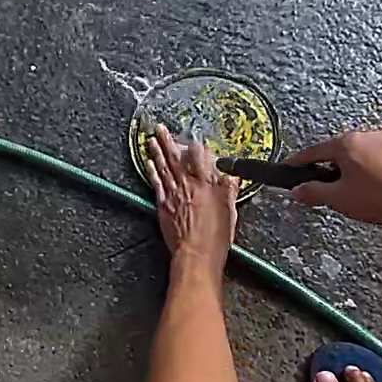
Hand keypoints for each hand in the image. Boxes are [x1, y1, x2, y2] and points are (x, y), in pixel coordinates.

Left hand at [146, 124, 238, 270]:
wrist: (196, 254)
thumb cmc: (215, 237)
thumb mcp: (230, 212)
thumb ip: (229, 191)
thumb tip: (232, 176)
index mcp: (207, 186)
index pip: (200, 158)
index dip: (195, 146)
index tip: (192, 136)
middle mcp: (188, 186)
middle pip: (176, 158)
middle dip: (167, 141)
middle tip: (160, 128)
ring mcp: (173, 195)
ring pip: (163, 168)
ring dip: (156, 151)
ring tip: (150, 139)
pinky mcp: (163, 206)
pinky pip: (156, 183)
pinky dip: (152, 171)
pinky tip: (148, 162)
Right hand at [285, 130, 381, 231]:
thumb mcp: (340, 199)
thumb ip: (314, 193)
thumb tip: (297, 191)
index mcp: (347, 143)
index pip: (314, 151)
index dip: (298, 162)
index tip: (289, 167)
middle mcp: (368, 137)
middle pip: (338, 153)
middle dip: (328, 171)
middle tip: (321, 191)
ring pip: (360, 158)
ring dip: (351, 175)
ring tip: (353, 198)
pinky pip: (378, 164)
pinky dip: (370, 176)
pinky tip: (375, 195)